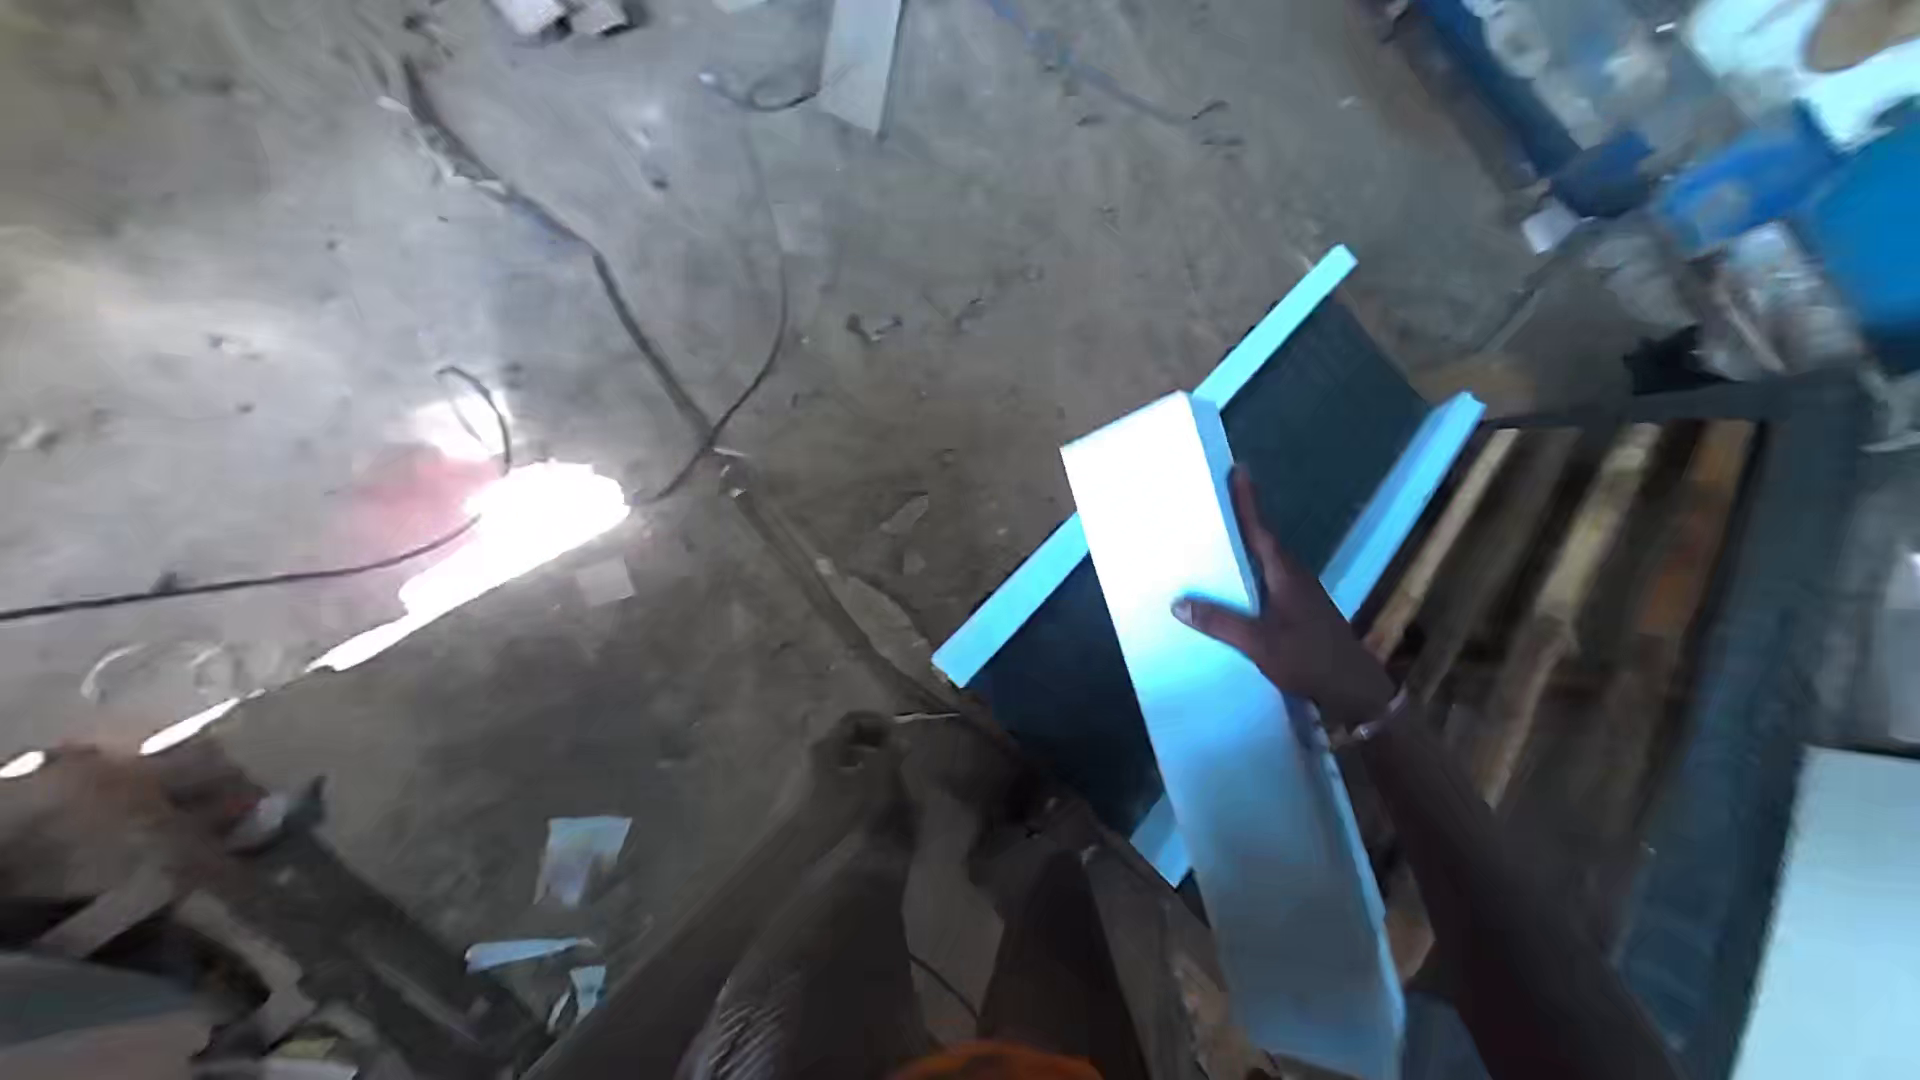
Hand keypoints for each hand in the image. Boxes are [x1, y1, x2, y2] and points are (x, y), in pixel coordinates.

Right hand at [1172, 467, 1394, 724]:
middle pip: (1263, 539)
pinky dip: (1247, 572)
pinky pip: (1266, 580)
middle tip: (1216, 499)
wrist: (1355, 691)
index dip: (1248, 501)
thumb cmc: (1310, 659)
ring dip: (1244, 546)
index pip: (1261, 530)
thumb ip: (1220, 622)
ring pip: (1266, 561)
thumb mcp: (1259, 642)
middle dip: (1242, 517)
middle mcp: (1293, 577)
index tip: (1239, 470)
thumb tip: (1178, 603)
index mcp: (1285, 575)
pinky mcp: (1298, 610)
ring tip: (1216, 537)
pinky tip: (1232, 583)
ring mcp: (1298, 594)